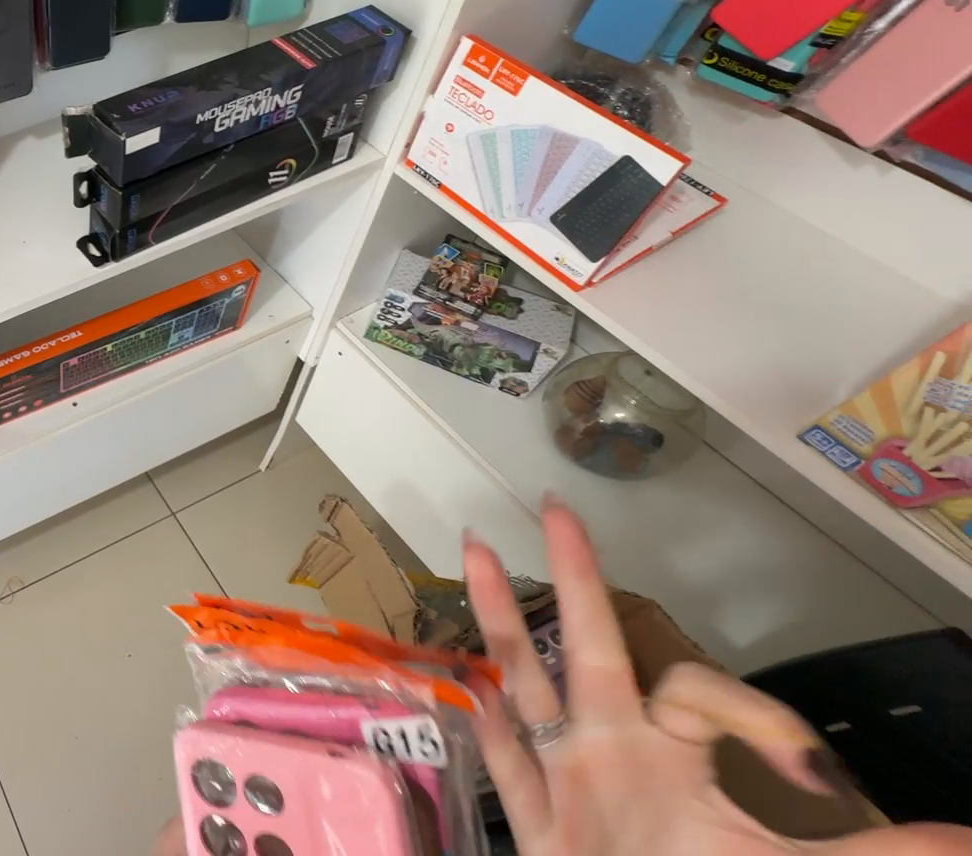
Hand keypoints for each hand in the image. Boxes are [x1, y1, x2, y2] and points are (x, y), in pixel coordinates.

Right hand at [465, 498, 971, 855]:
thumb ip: (873, 853)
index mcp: (672, 750)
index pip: (696, 691)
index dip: (753, 715)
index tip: (813, 773)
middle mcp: (611, 742)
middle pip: (588, 646)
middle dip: (575, 577)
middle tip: (557, 508)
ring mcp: (565, 772)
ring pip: (523, 679)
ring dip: (498, 614)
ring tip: (477, 549)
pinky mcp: (534, 817)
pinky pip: (503, 760)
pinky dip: (477, 718)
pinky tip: (455, 673)